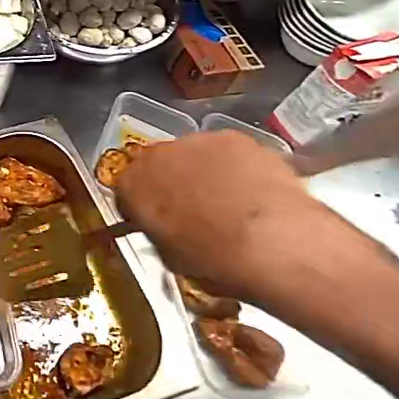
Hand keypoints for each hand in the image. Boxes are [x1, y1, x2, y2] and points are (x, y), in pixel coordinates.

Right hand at [115, 131, 389, 300]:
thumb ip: (160, 234)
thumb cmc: (216, 260)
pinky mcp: (237, 137)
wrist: (273, 241)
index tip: (153, 222)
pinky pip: (226, 151)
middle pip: (159, 165)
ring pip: (193, 154)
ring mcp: (200, 140)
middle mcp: (159, 154)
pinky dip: (233, 167)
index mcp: (134, 185)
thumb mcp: (173, 258)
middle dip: (171, 183)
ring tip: (226, 201)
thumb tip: (169, 232)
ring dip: (202, 172)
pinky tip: (250, 191)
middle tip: (192, 212)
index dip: (140, 206)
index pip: (125, 189)